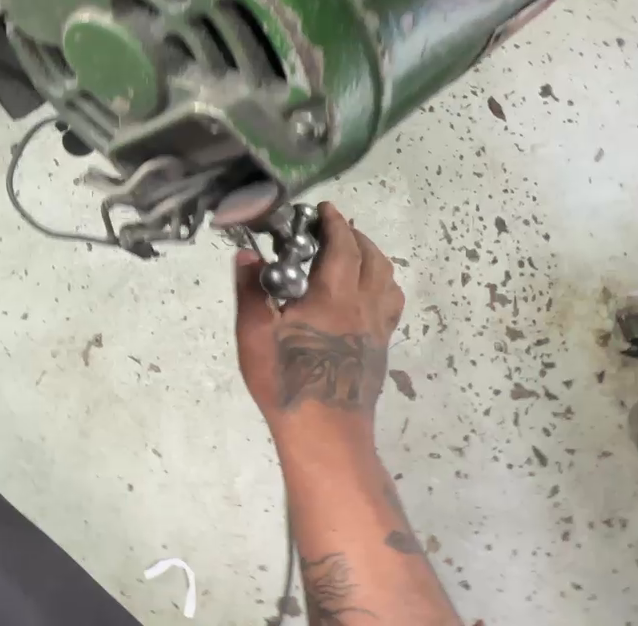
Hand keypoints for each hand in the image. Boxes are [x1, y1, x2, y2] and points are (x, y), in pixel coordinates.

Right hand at [234, 203, 404, 442]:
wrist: (323, 429)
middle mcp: (363, 308)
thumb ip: (250, 289)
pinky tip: (360, 293)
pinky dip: (381, 285)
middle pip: (374, 262)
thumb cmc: (284, 376)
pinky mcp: (378, 348)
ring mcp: (376, 330)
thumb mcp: (253, 331)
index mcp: (333, 298)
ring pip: (389, 283)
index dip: (336, 225)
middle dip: (357, 237)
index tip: (324, 209)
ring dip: (373, 259)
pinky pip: (390, 305)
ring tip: (351, 253)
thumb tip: (247, 253)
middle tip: (334, 226)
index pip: (343, 250)